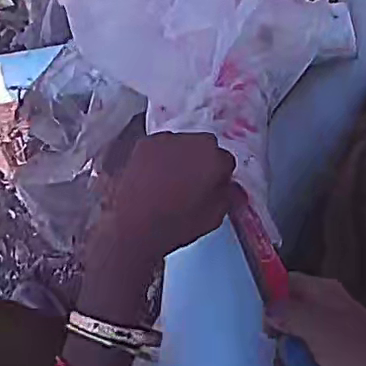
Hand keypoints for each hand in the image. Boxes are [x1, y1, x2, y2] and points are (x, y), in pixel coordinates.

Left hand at [93, 131, 234, 265]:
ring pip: (183, 143)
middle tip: (192, 184)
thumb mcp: (212, 218)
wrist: (132, 226)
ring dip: (182, 156)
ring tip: (170, 180)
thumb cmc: (176, 225)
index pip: (226, 161)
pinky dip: (162, 156)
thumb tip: (234, 187)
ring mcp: (167, 139)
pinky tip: (154, 175)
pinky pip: (161, 146)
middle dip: (203, 161)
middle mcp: (194, 141)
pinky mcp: (145, 142)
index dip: (219, 176)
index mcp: (214, 159)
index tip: (211, 190)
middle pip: (206, 146)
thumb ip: (228, 197)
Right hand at [266, 274, 365, 365]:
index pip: (285, 286)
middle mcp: (324, 322)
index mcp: (322, 297)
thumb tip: (267, 309)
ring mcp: (331, 356)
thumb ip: (289, 313)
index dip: (270, 307)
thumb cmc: (359, 358)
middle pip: (285, 339)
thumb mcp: (320, 329)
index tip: (264, 336)